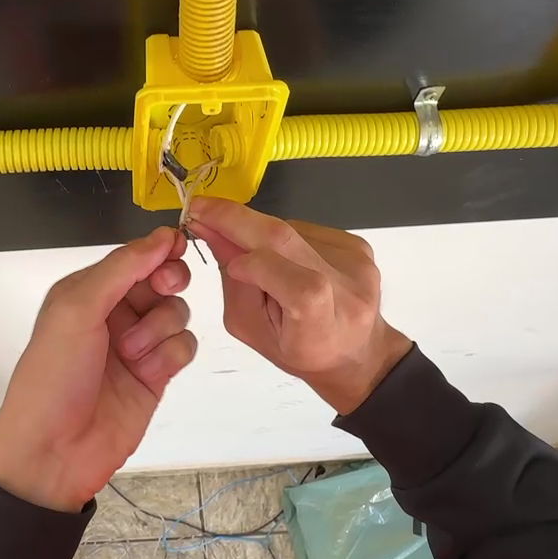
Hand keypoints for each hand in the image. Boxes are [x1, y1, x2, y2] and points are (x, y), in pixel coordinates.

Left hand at [0, 227, 196, 510]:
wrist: (54, 452)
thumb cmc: (53, 376)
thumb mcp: (77, 309)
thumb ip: (122, 268)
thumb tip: (162, 235)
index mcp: (88, 290)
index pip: (135, 256)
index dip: (158, 250)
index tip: (175, 249)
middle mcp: (114, 312)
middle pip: (162, 279)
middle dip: (168, 282)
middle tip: (162, 289)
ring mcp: (137, 344)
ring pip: (177, 312)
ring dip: (160, 328)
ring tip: (133, 354)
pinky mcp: (156, 374)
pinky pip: (184, 345)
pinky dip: (170, 355)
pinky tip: (148, 372)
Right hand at [187, 198, 411, 413]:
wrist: (356, 351)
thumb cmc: (298, 350)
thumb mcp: (253, 330)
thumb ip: (233, 285)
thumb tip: (211, 231)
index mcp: (323, 326)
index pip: (298, 288)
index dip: (257, 267)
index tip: (219, 252)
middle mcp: (348, 289)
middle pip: (287, 240)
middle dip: (235, 219)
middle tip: (200, 207)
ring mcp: (355, 261)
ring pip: (290, 229)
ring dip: (258, 233)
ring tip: (254, 258)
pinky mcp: (357, 244)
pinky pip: (304, 228)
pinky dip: (281, 237)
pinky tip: (285, 259)